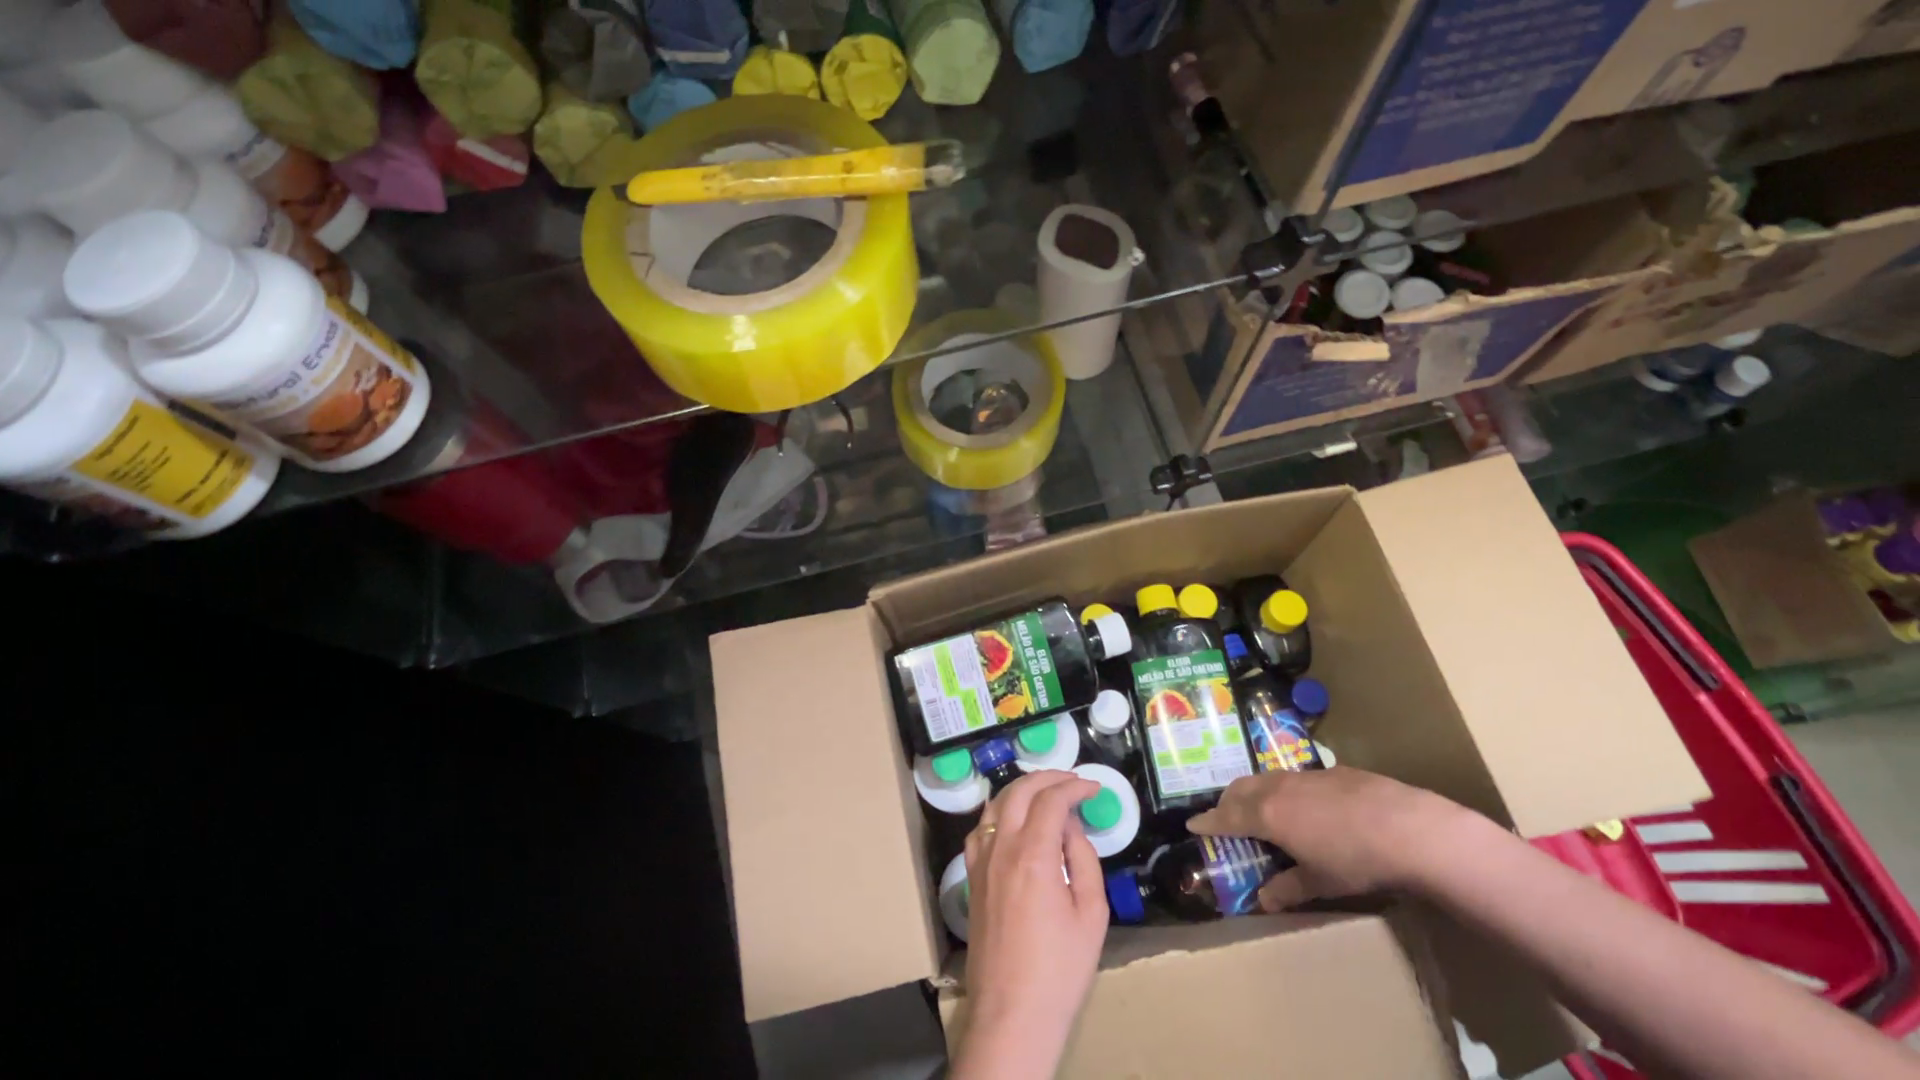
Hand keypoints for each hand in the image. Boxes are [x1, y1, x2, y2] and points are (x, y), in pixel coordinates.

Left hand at [951, 770, 1107, 1079]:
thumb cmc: (1061, 968)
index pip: (1052, 800)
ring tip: (1046, 794)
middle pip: (1018, 792)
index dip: (1075, 786)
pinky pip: (979, 832)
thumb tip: (1071, 828)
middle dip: (1047, 778)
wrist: (1012, 1011)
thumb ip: (1084, 860)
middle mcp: (1001, 849)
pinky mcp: (971, 880)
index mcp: (1034, 855)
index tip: (1094, 787)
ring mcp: (980, 864)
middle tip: (1072, 781)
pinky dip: (998, 815)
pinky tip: (1013, 824)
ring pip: (993, 807)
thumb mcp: (1091, 913)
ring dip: (1020, 791)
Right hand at [1187, 766, 1470, 911]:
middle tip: (1224, 815)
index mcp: (1268, 814)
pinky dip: (1290, 790)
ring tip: (1263, 808)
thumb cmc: (1356, 861)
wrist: (1412, 830)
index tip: (1193, 824)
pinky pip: (1300, 777)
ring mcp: (1310, 775)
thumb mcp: (1320, 882)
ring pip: (1270, 778)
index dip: (1207, 822)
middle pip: (1242, 788)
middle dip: (1229, 801)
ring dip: (1258, 792)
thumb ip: (1288, 888)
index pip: (1226, 816)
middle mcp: (1281, 787)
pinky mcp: (1339, 771)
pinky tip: (1310, 806)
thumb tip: (1264, 900)